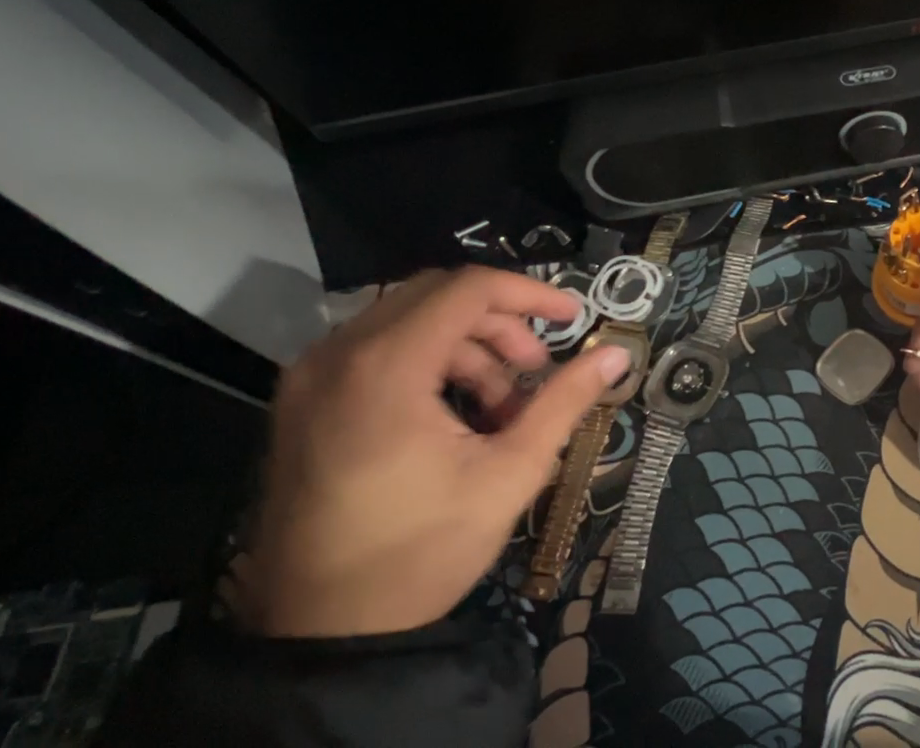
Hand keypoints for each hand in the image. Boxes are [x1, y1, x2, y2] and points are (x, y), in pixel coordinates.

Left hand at [236, 267, 629, 637]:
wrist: (323, 631)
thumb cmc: (423, 548)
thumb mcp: (511, 472)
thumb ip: (565, 402)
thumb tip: (618, 354)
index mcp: (385, 366)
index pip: (468, 288)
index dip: (530, 293)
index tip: (574, 318)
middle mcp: (336, 356)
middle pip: (436, 296)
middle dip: (501, 323)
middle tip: (537, 369)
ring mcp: (309, 379)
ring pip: (405, 322)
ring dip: (467, 347)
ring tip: (502, 407)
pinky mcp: (301, 404)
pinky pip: (376, 352)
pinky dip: (428, 365)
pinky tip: (458, 416)